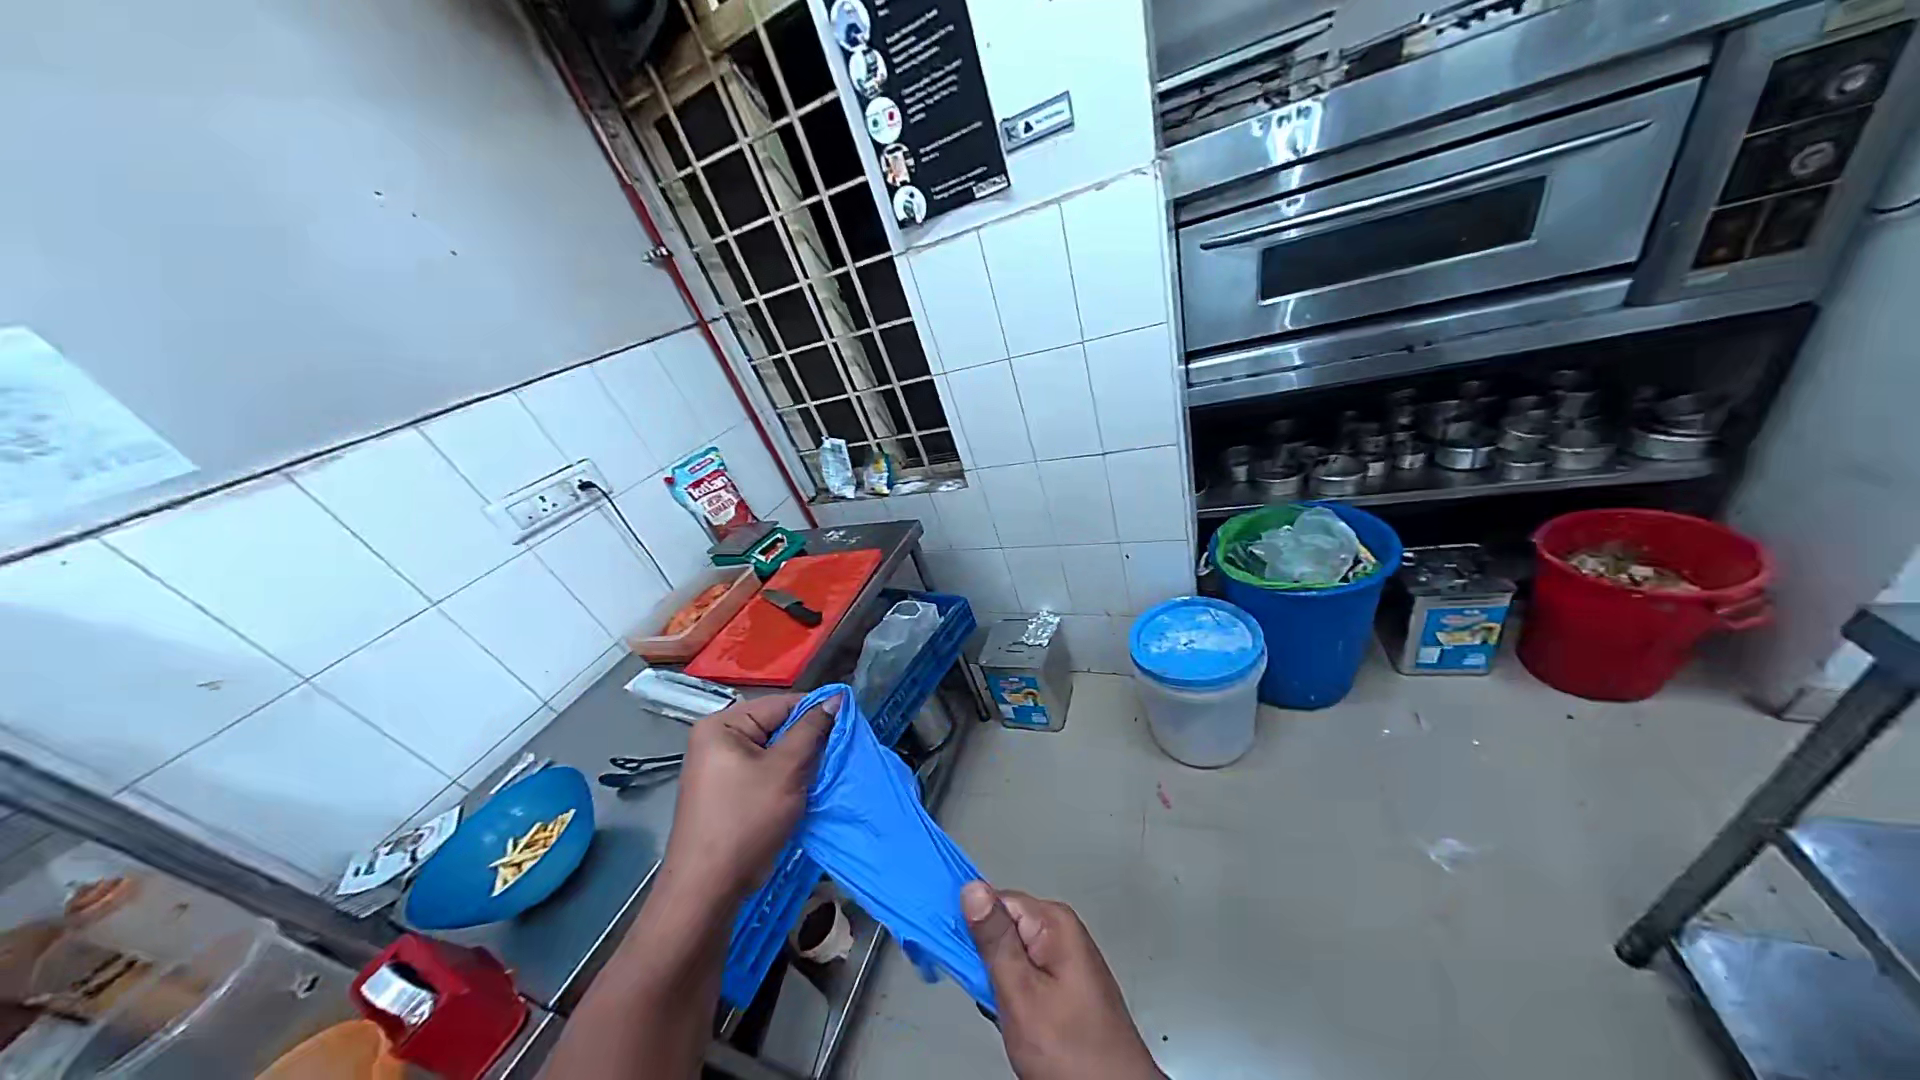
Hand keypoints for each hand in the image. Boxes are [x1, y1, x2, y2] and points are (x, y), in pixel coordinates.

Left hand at [658, 694, 833, 904]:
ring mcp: (720, 768)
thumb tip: (836, 699)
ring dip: (799, 762)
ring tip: (824, 773)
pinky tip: (805, 791)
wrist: (708, 889)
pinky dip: (786, 779)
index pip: (781, 703)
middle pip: (777, 726)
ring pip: (774, 752)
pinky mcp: (727, 793)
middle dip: (808, 740)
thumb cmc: (746, 821)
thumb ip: (812, 730)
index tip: (849, 723)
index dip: (816, 711)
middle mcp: (716, 740)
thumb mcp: (786, 770)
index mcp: (722, 725)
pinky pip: (765, 773)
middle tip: (838, 753)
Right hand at [962, 882, 1162, 1079]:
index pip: (993, 901)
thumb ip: (994, 939)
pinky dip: (1013, 996)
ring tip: (1011, 1015)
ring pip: (1009, 955)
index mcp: (1053, 921)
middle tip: (992, 996)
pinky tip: (1020, 1021)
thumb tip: (973, 889)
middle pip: (1001, 927)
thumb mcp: (1021, 993)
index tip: (965, 962)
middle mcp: (1061, 931)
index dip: (973, 931)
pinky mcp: (1062, 980)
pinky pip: (1023, 974)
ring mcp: (1063, 957)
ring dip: (998, 983)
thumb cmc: (1075, 1054)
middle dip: (987, 962)